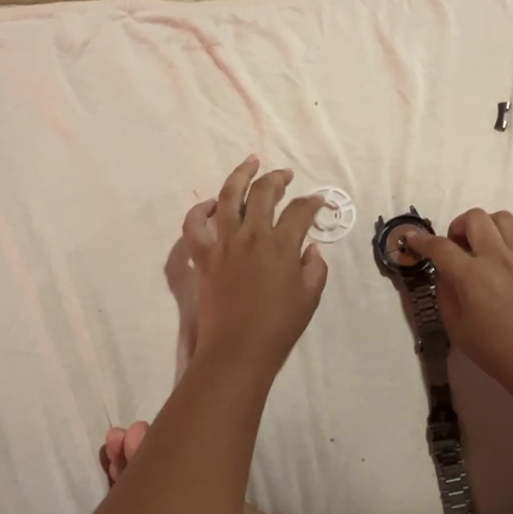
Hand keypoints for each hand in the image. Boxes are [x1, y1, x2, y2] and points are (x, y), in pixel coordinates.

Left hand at [181, 156, 329, 373]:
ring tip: (249, 163)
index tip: (318, 201)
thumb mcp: (309, 298)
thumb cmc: (279, 327)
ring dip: (240, 176)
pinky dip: (200, 210)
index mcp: (282, 246)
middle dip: (277, 178)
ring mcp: (224, 244)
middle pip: (264, 194)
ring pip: (229, 198)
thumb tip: (310, 249)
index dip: (312, 202)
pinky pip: (194, 225)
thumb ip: (314, 268)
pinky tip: (211, 203)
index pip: (300, 211)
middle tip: (285, 174)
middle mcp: (252, 237)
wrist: (238, 350)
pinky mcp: (203, 257)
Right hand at [403, 209, 512, 401]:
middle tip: (457, 247)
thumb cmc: (495, 351)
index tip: (412, 239)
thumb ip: (446, 294)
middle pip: (475, 218)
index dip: (422, 241)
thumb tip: (446, 273)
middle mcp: (497, 258)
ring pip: (503, 217)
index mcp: (472, 276)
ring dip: (487, 227)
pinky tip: (510, 257)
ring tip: (484, 247)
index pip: (440, 247)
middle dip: (458, 226)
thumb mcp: (457, 328)